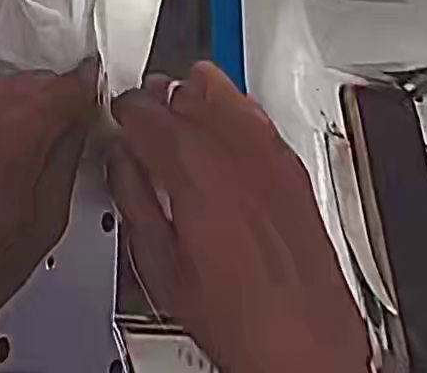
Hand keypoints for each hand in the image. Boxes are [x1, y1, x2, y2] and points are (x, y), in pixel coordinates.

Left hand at [0, 63, 98, 371]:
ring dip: (28, 104)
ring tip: (24, 149)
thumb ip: (72, 148)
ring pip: (18, 81)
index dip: (91, 94)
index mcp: (24, 122)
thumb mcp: (53, 208)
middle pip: (46, 80)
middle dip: (58, 103)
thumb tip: (83, 119)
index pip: (75, 83)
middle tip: (62, 136)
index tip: (95, 100)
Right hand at [109, 62, 369, 372]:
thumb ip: (131, 196)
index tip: (119, 125)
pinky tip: (218, 137)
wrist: (307, 341)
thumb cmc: (241, 315)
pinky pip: (247, 107)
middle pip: (176, 89)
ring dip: (190, 98)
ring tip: (179, 126)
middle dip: (153, 104)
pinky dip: (226, 110)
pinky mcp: (286, 154)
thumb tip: (120, 162)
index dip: (121, 113)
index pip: (140, 108)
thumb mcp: (160, 264)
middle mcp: (227, 140)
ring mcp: (262, 143)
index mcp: (188, 162)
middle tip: (144, 128)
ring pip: (214, 85)